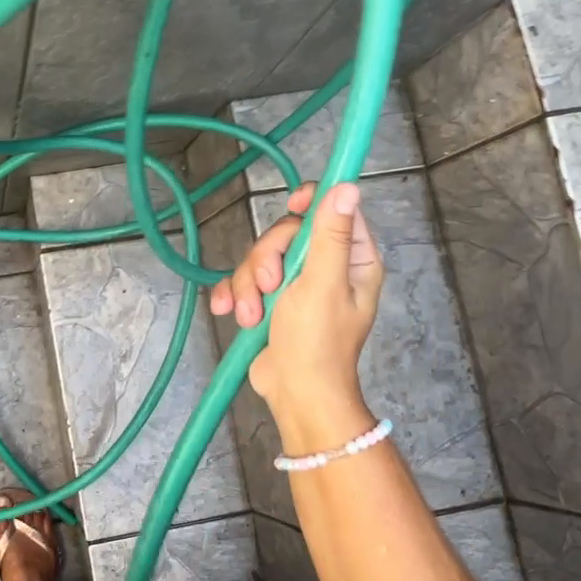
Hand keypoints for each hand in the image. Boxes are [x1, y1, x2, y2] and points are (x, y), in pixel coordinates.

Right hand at [209, 181, 383, 434]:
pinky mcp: (270, 301)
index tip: (290, 208)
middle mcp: (325, 266)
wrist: (295, 394)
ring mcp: (295, 284)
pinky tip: (229, 312)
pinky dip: (234, 295)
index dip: (310, 204)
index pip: (332, 211)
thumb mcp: (322, 283)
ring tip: (250, 315)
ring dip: (248, 285)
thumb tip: (347, 186)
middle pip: (286, 234)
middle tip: (268, 286)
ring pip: (261, 258)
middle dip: (267, 259)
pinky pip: (244, 281)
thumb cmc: (317, 342)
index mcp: (351, 259)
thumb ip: (330, 235)